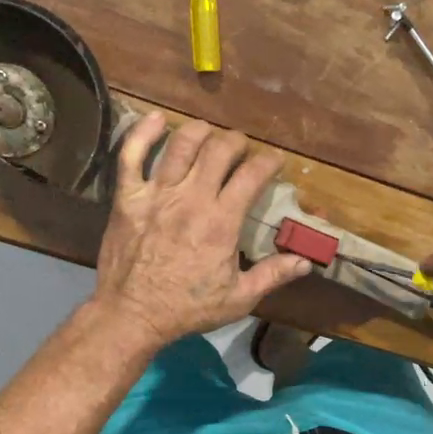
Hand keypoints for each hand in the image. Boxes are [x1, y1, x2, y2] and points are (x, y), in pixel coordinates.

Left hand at [93, 114, 311, 349]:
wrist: (133, 314)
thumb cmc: (187, 308)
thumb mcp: (238, 299)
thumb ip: (272, 275)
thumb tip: (306, 262)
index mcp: (222, 222)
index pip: (251, 175)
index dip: (268, 161)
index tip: (274, 161)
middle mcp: (191, 199)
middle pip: (218, 150)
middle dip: (236, 142)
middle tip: (241, 147)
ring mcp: (156, 194)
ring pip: (180, 144)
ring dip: (200, 131)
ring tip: (208, 133)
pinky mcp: (127, 197)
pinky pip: (131, 155)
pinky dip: (143, 132)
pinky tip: (156, 119)